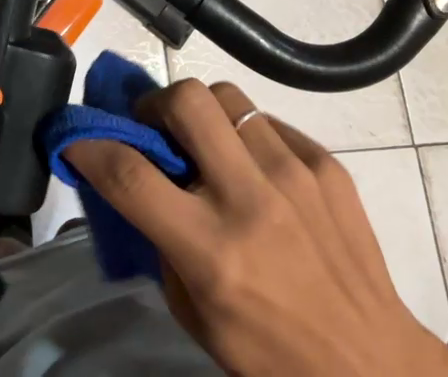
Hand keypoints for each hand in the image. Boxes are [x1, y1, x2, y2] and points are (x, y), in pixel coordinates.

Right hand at [65, 79, 447, 376]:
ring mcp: (295, 174)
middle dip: (154, 104)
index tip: (76, 137)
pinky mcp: (327, 164)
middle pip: (185, 102)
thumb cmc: (268, 351)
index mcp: (211, 249)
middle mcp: (251, 199)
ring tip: (206, 144)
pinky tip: (254, 169)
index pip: (129, 174)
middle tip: (153, 128)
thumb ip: (160, 241)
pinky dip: (246, 136)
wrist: (371, 363)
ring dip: (202, 115)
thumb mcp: (193, 312)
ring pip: (227, 97)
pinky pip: (268, 122)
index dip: (89, 146)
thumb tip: (135, 183)